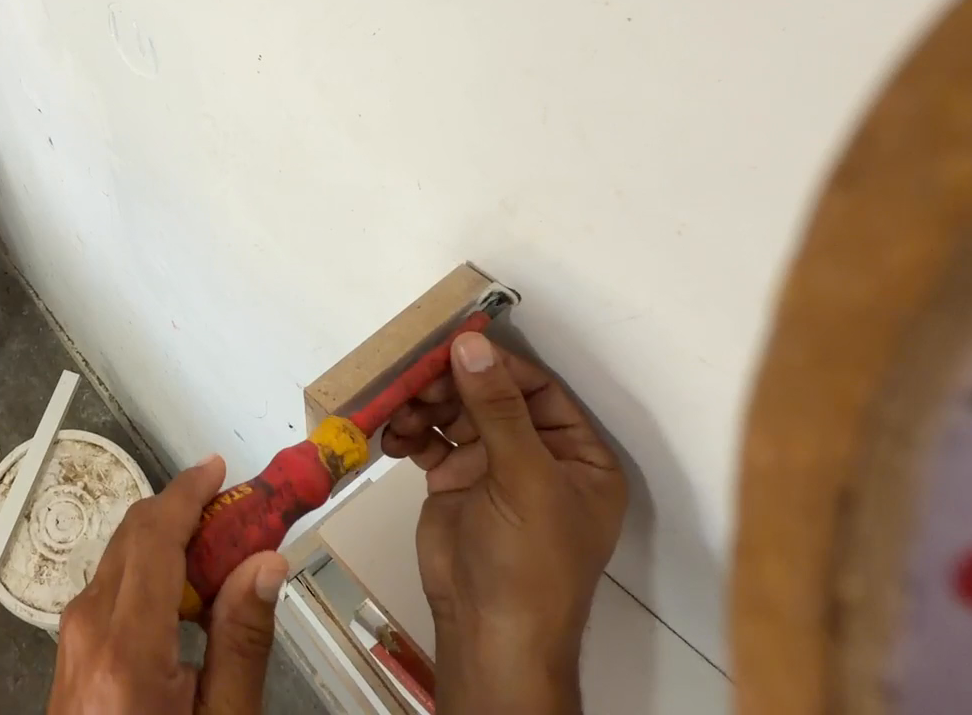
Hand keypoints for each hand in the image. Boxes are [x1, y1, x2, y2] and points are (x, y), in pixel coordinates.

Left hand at [49, 456, 289, 714]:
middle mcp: (88, 623)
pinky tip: (188, 586)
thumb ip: (241, 642)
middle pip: (135, 534)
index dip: (187, 492)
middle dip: (185, 508)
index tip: (218, 467)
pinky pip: (113, 580)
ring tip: (223, 546)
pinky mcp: (72, 641)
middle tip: (238, 509)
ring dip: (169, 536)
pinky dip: (151, 565)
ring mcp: (73, 631)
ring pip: (123, 553)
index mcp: (125, 644)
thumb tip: (267, 563)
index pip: (155, 536)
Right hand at [381, 332, 626, 714]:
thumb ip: (496, 408)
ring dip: (423, 409)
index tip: (450, 346)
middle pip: (487, 395)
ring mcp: (492, 466)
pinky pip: (429, 438)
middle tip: (413, 383)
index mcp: (576, 454)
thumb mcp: (522, 479)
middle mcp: (536, 453)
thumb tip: (470, 343)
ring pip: (453, 413)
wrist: (486, 628)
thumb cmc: (528, 560)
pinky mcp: (453, 478)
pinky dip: (409, 433)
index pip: (536, 389)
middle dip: (449, 387)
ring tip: (401, 418)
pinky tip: (394, 440)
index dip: (495, 365)